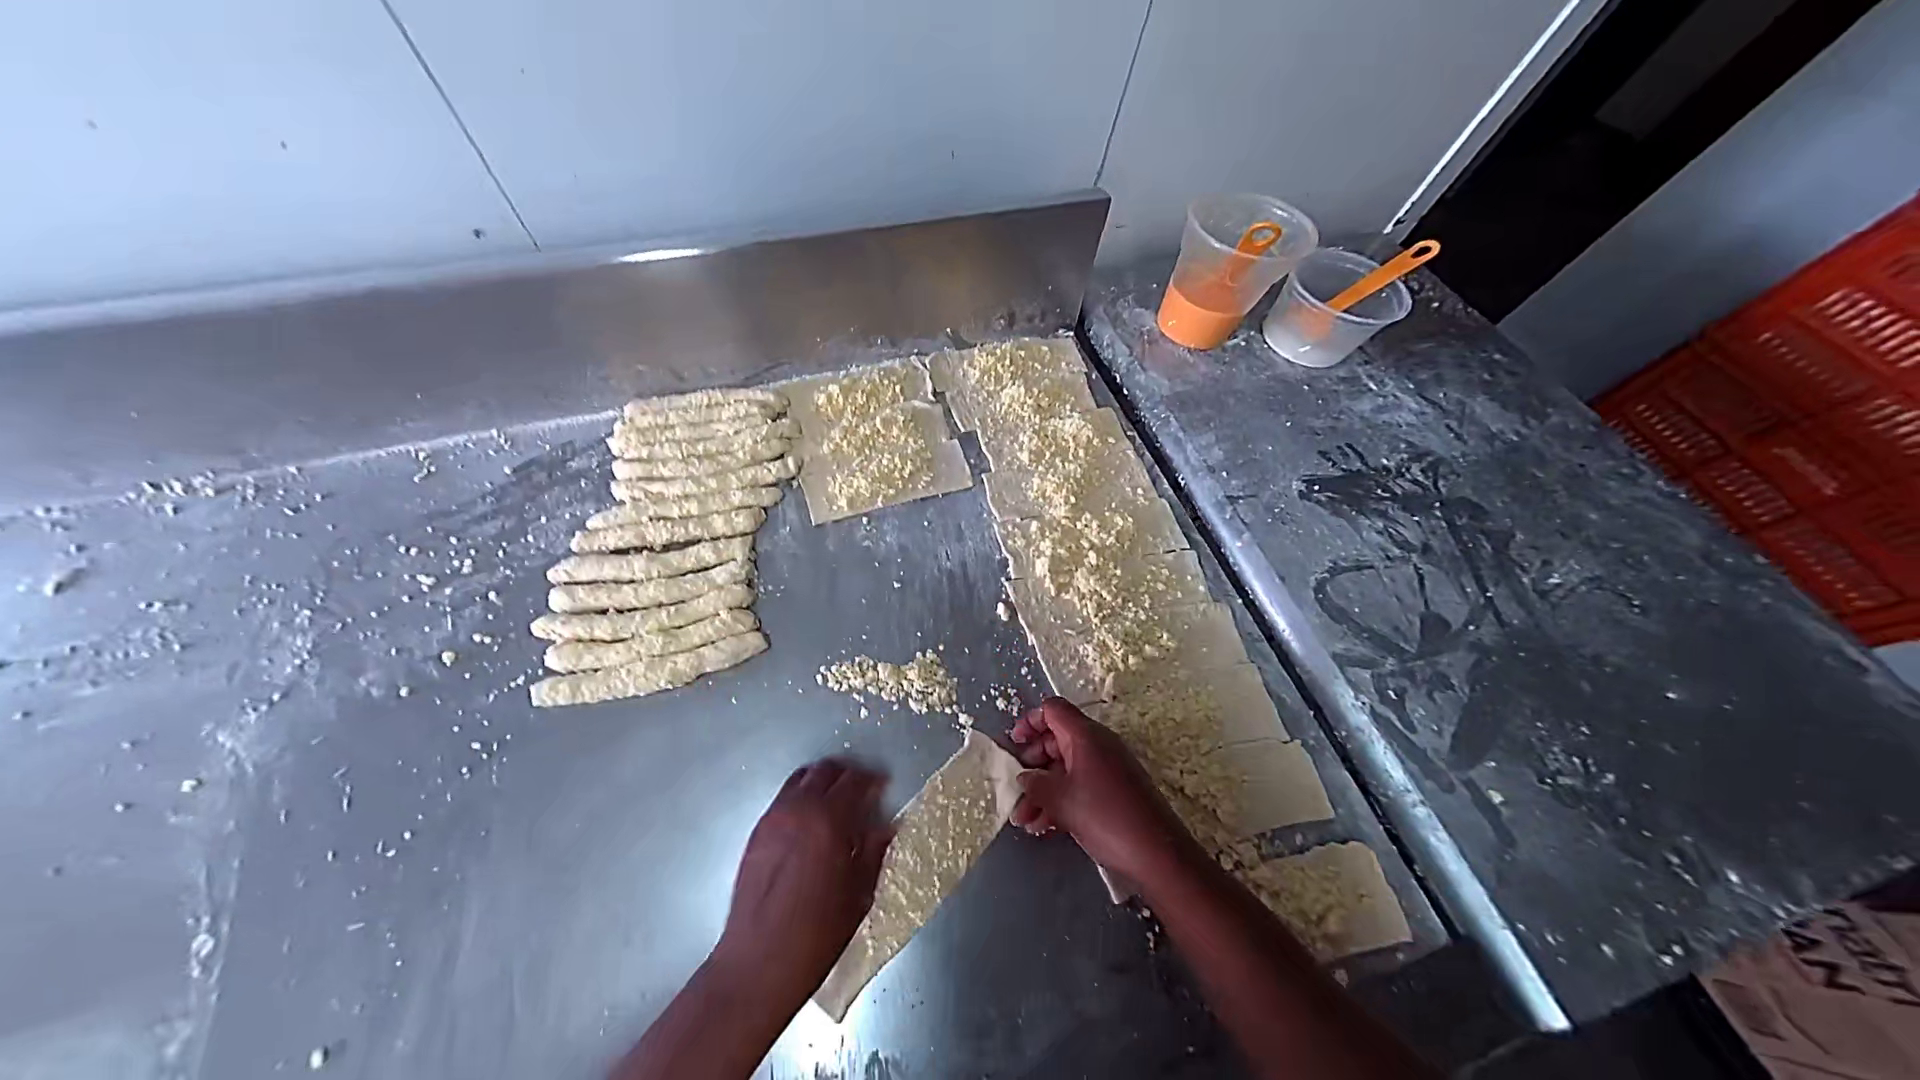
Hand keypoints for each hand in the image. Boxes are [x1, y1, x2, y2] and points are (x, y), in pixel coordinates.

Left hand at [713, 758, 892, 1000]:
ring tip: (833, 801)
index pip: (855, 781)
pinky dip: (799, 797)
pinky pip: (782, 799)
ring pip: (800, 779)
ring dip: (820, 782)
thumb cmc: (817, 934)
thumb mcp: (859, 895)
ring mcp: (773, 818)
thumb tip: (884, 828)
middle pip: (825, 770)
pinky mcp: (756, 833)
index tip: (882, 786)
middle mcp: (799, 809)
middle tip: (860, 789)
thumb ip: (873, 853)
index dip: (872, 780)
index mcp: (830, 820)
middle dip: (845, 775)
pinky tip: (808, 822)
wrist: (758, 962)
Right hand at [1008, 698, 1192, 883]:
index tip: (1014, 744)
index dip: (1030, 722)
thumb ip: (1035, 784)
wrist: (1157, 853)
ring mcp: (1108, 768)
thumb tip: (1026, 777)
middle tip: (1018, 787)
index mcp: (1084, 736)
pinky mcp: (1114, 791)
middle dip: (1033, 764)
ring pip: (1066, 769)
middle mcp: (1097, 745)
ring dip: (1043, 790)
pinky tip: (1045, 827)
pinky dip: (1061, 801)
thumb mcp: (1060, 800)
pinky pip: (1080, 786)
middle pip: (1056, 740)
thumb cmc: (1105, 816)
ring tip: (1025, 821)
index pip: (1052, 710)